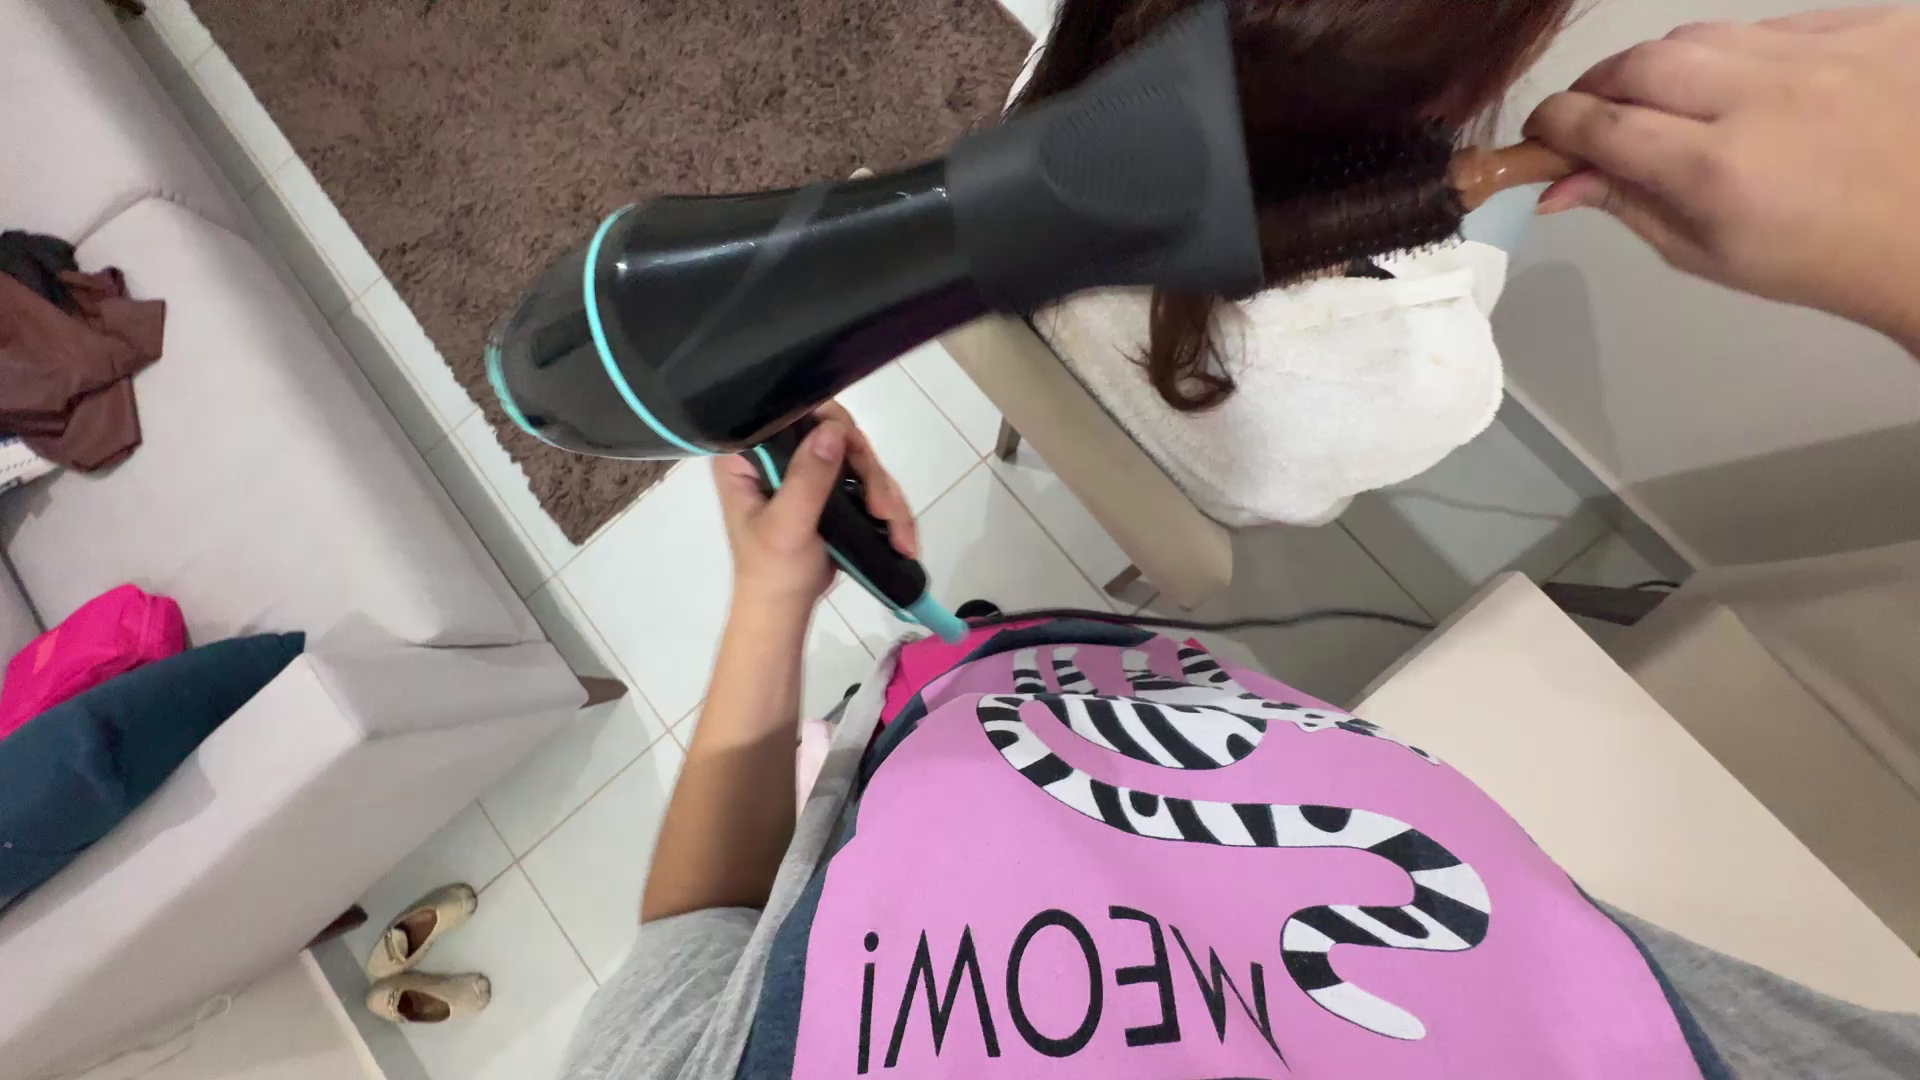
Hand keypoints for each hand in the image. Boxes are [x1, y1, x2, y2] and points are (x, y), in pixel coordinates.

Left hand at [711, 402, 917, 610]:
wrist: (785, 607)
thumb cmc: (771, 571)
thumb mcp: (785, 527)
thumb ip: (807, 480)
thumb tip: (832, 431)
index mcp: (749, 454)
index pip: (793, 414)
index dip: (830, 424)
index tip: (856, 454)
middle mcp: (778, 452)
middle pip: (839, 435)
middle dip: (871, 474)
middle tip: (884, 511)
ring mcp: (809, 469)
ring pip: (862, 461)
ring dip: (887, 497)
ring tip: (901, 538)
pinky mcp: (833, 488)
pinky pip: (869, 483)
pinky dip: (890, 509)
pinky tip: (902, 538)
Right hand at [1524, 8, 1919, 347]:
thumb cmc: (1803, 259)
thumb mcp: (1694, 248)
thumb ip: (1622, 204)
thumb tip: (1552, 188)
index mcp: (1718, 168)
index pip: (1604, 125)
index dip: (1555, 123)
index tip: (1535, 133)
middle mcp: (1771, 96)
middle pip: (1643, 62)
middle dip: (1594, 86)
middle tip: (1583, 114)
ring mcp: (1832, 51)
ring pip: (1700, 35)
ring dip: (1655, 69)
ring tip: (1654, 103)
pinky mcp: (1878, 23)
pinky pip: (1769, 27)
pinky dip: (1727, 57)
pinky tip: (1735, 92)